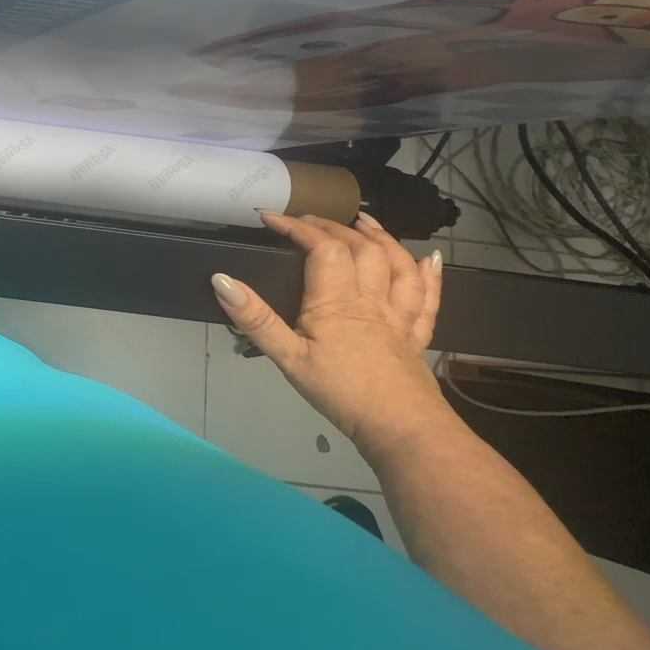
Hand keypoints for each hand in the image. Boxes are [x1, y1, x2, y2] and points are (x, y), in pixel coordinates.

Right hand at [211, 211, 453, 459]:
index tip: (269, 218)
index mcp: (337, 303)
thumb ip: (254, 318)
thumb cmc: (341, 392)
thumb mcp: (286, 357)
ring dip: (381, 238)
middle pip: (362, 250)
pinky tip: (428, 258)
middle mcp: (372, 301)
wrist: (404, 430)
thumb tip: (221, 280)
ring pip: (397, 265)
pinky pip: (427, 298)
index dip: (297, 227)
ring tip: (363, 222)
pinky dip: (428, 273)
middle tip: (307, 220)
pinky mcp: (415, 335)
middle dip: (333, 228)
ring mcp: (399, 317)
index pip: (322, 249)